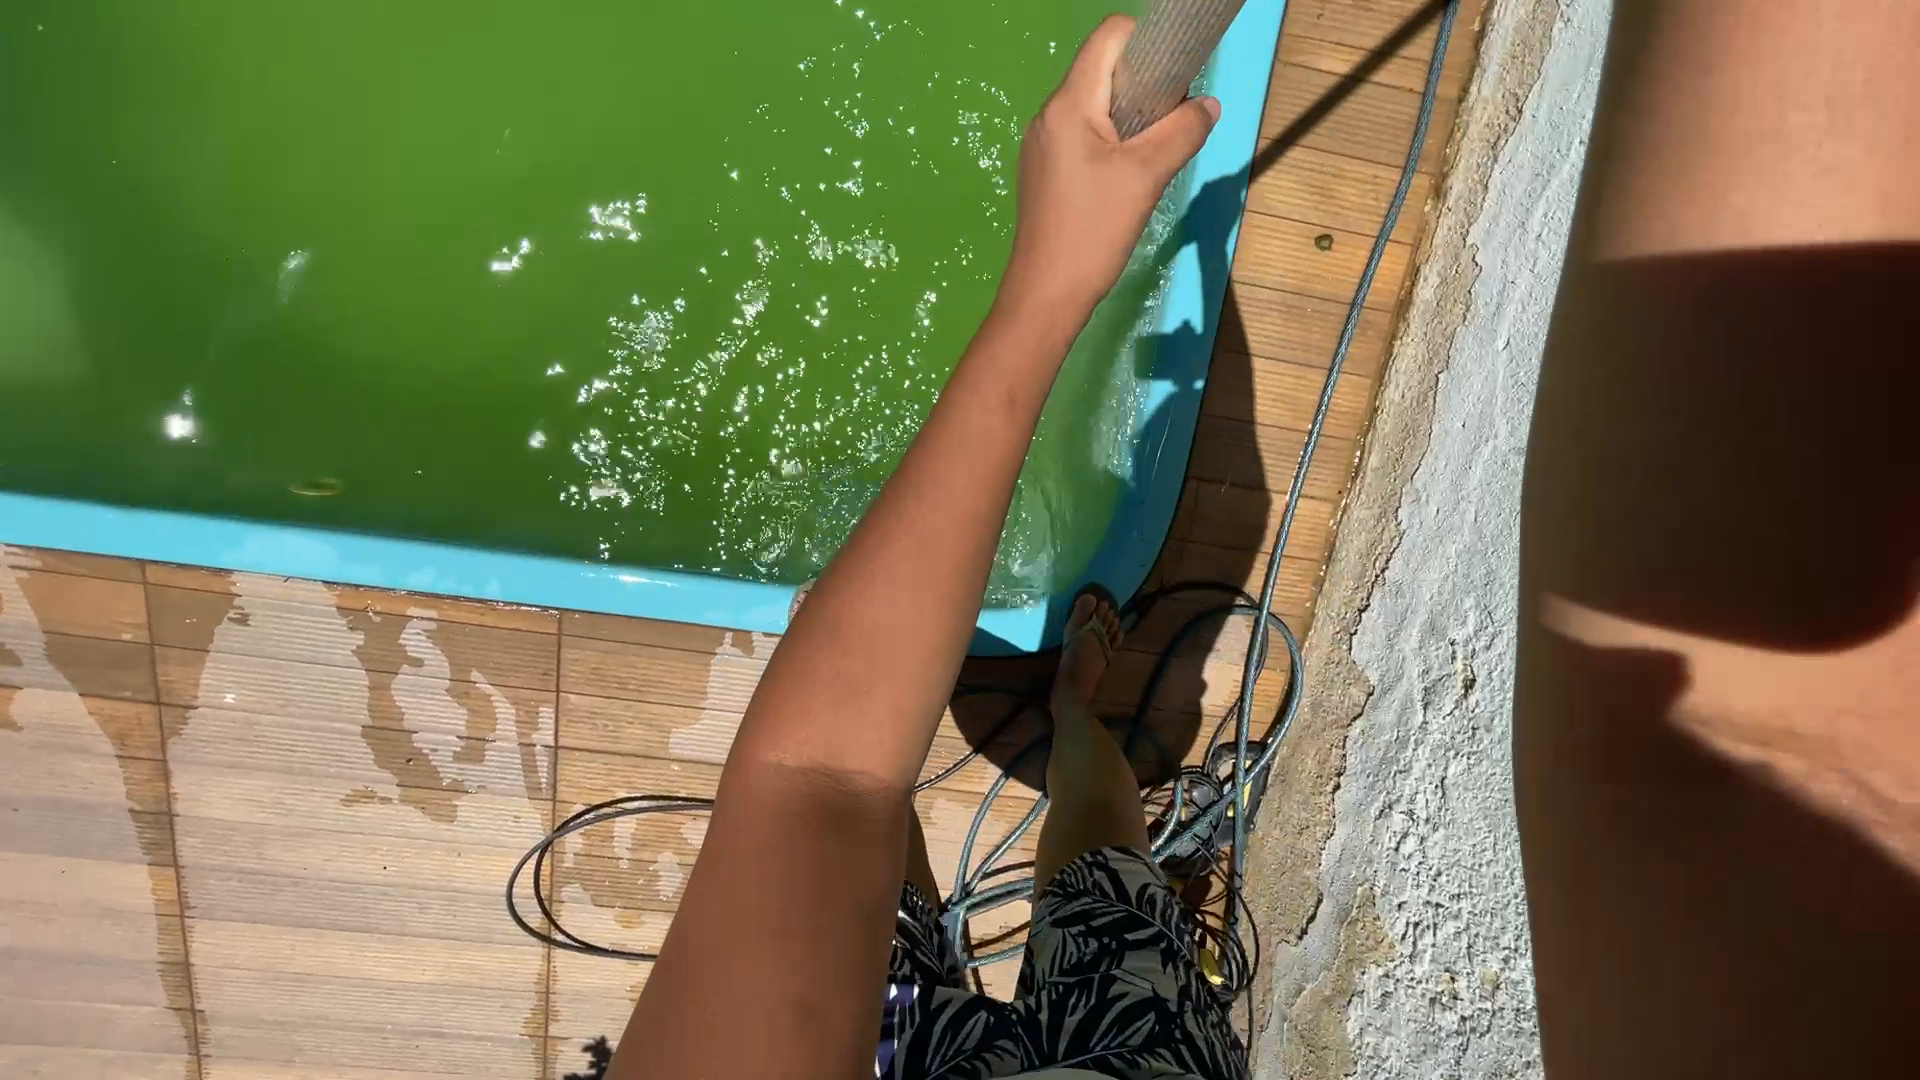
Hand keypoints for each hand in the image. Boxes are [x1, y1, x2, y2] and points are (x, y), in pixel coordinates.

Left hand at [999, 15, 1220, 320]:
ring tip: (1149, 162)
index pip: (1110, 37)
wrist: (1045, 297)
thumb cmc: (1092, 234)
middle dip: (1143, 88)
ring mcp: (1041, 149)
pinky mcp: (1043, 177)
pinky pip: (1082, 142)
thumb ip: (1182, 132)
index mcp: (1067, 105)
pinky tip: (1124, 183)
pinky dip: (1110, 148)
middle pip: (1103, 72)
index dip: (1148, 43)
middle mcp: (1047, 117)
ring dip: (1129, 122)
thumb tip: (1207, 106)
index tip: (1174, 81)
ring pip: (1094, 111)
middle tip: (1168, 128)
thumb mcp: (1146, 178)